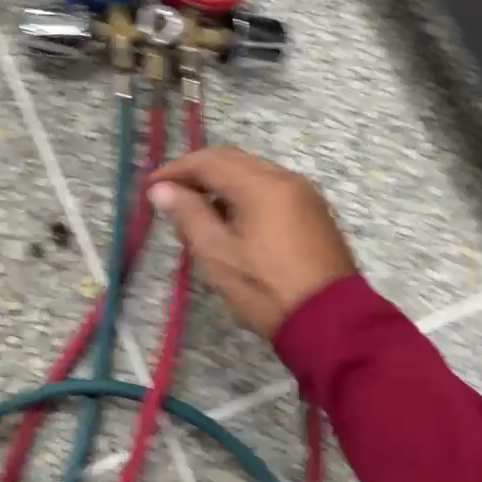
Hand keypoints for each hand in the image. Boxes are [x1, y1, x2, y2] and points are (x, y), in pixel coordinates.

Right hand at [146, 145, 357, 339]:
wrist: (330, 321)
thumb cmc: (265, 288)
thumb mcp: (218, 253)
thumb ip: (188, 214)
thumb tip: (161, 189)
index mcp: (262, 185)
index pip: (209, 162)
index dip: (176, 170)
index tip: (151, 187)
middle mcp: (286, 178)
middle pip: (232, 160)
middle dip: (197, 172)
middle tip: (169, 193)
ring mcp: (304, 194)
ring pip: (252, 173)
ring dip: (220, 182)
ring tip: (194, 210)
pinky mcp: (313, 211)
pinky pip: (269, 188)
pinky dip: (242, 193)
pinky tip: (228, 219)